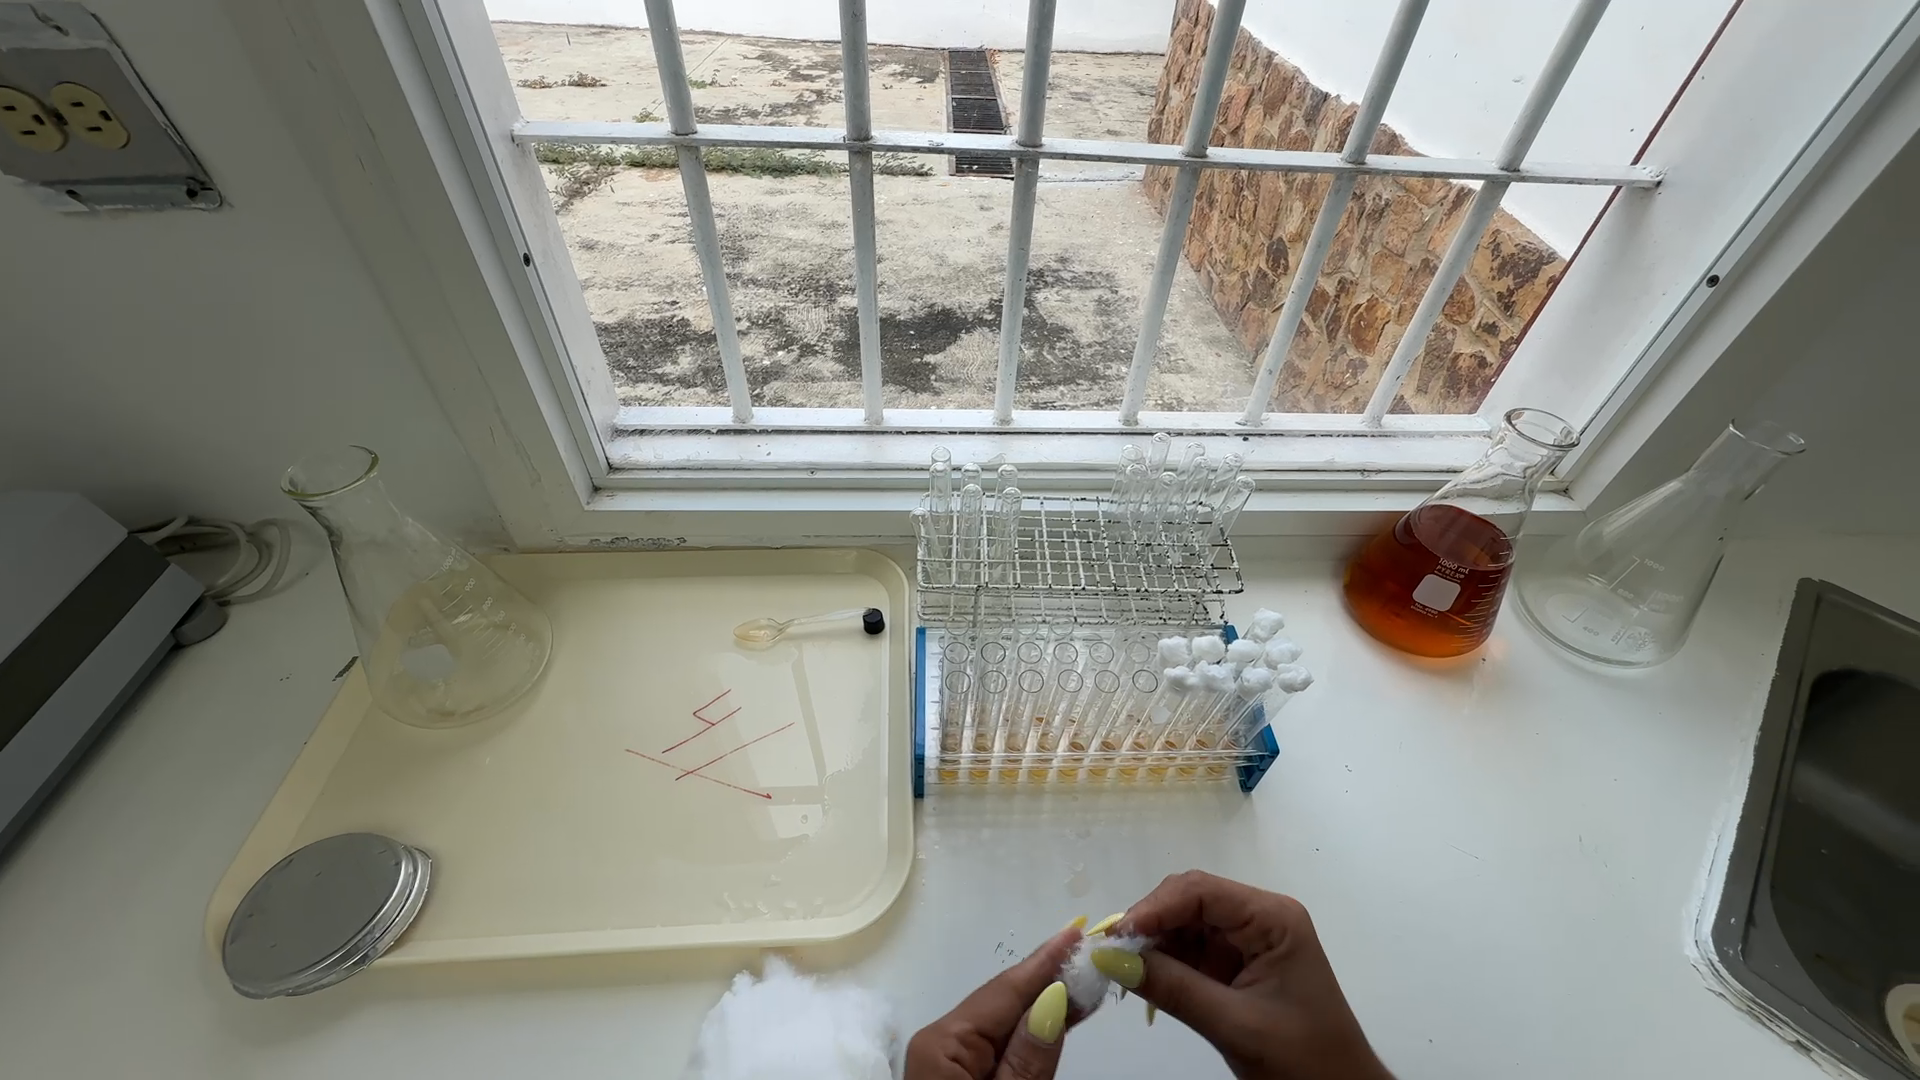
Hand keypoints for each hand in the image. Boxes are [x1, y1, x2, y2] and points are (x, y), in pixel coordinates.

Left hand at [904, 926, 1082, 1079]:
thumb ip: (1027, 1059)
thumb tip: (1054, 998)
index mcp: (943, 1042)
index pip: (1006, 991)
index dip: (1045, 961)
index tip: (1076, 930)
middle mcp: (940, 1041)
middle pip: (1004, 1002)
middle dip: (1047, 979)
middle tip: (1088, 954)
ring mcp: (946, 1060)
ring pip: (1003, 1024)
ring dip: (1042, 1006)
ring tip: (1081, 982)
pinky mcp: (955, 1075)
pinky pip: (997, 1045)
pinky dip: (1027, 1034)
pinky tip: (1052, 1021)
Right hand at [1112, 871, 1390, 1079]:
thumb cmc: (1305, 1064)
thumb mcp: (1236, 1027)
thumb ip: (1173, 988)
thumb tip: (1108, 959)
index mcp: (1273, 918)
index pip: (1201, 891)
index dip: (1155, 907)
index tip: (1116, 935)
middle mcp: (1258, 916)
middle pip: (1189, 900)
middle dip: (1150, 922)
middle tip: (1111, 950)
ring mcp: (1246, 938)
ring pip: (1184, 921)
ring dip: (1152, 941)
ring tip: (1122, 966)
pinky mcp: (1235, 962)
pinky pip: (1189, 947)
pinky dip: (1163, 960)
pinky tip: (1143, 975)